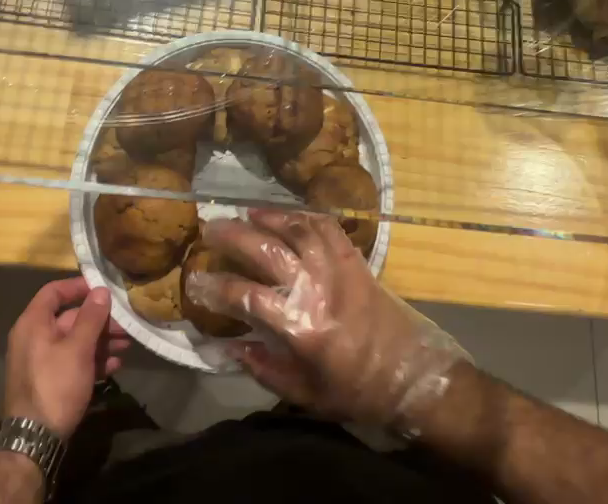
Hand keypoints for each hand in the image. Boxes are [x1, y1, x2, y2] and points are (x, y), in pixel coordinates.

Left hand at [1, 277, 131, 438]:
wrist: (34, 440)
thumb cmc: (55, 385)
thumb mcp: (77, 348)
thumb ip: (91, 317)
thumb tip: (101, 290)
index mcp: (33, 324)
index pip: (54, 291)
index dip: (78, 286)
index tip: (104, 288)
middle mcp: (34, 338)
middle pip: (70, 318)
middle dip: (100, 320)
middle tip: (126, 325)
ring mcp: (42, 362)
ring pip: (75, 342)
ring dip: (101, 341)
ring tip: (127, 345)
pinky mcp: (50, 382)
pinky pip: (74, 362)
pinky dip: (93, 361)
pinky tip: (115, 366)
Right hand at [186, 211, 462, 429]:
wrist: (412, 376)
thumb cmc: (355, 392)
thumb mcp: (305, 394)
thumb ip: (263, 369)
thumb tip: (227, 346)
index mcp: (302, 330)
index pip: (248, 298)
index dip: (217, 287)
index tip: (195, 279)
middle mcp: (319, 292)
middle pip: (269, 251)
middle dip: (235, 236)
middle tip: (210, 228)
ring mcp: (340, 270)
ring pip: (299, 230)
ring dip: (269, 217)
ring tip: (244, 213)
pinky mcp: (357, 261)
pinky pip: (328, 227)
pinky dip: (305, 216)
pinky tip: (287, 215)